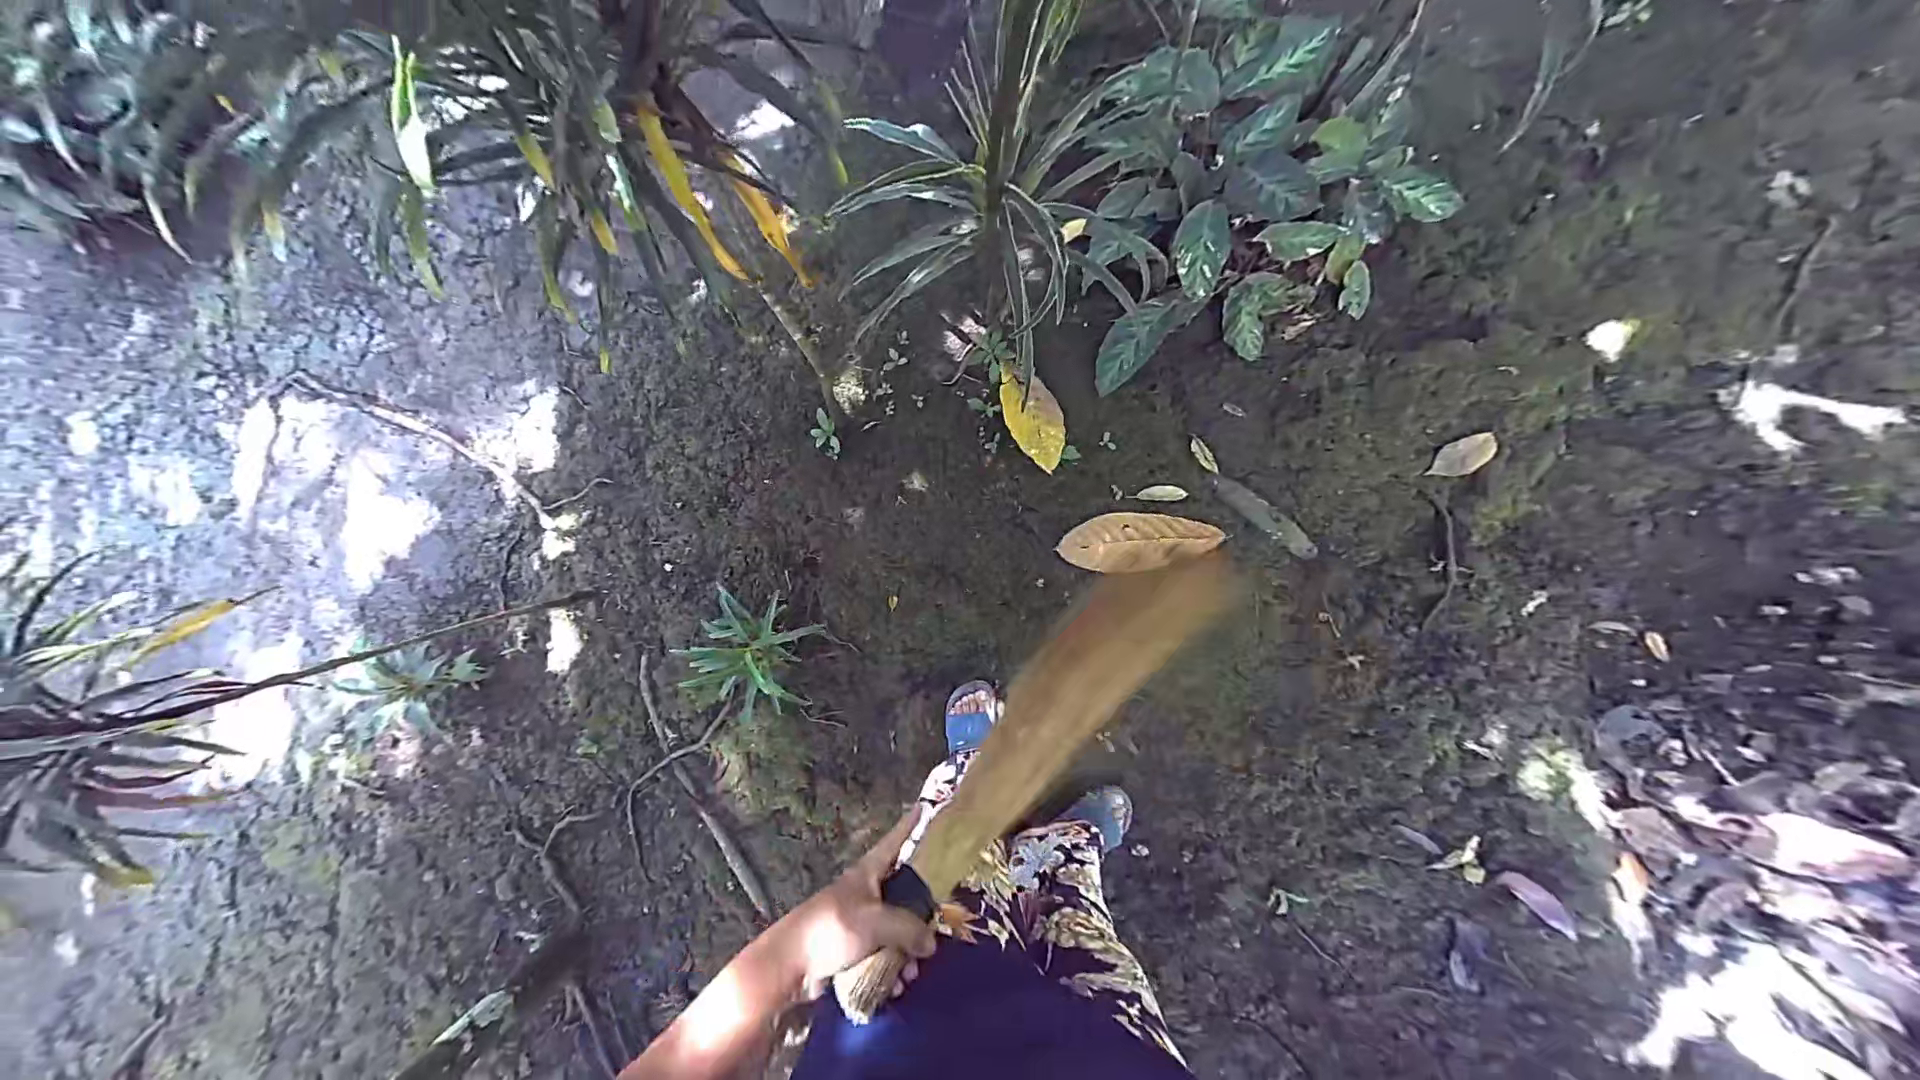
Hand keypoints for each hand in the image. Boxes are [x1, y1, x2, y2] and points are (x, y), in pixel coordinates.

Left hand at [770, 805, 938, 1003]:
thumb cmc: (833, 928)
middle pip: (903, 891)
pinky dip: (892, 967)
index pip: (894, 841)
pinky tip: (895, 985)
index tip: (924, 806)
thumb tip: (931, 942)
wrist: (791, 965)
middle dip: (920, 914)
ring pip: (896, 928)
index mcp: (868, 872)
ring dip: (907, 951)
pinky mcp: (854, 948)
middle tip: (934, 930)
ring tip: (911, 973)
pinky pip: (883, 953)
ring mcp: (860, 920)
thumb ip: (909, 928)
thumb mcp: (877, 922)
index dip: (909, 825)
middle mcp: (866, 891)